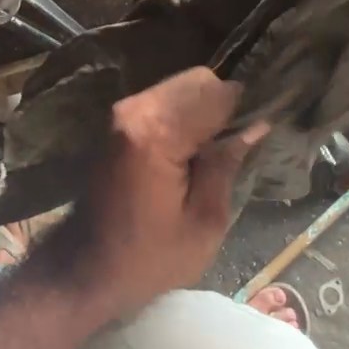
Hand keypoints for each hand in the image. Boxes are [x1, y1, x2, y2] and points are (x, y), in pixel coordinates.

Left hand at [44, 67, 264, 319]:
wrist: (88, 267)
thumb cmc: (149, 257)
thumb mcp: (204, 222)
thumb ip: (226, 164)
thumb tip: (256, 125)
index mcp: (156, 133)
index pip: (216, 93)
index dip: (244, 108)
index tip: (261, 129)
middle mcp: (135, 109)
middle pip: (196, 81)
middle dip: (223, 105)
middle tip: (236, 144)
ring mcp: (121, 111)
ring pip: (179, 86)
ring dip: (202, 109)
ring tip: (214, 150)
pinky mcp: (116, 120)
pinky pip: (162, 100)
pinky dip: (182, 114)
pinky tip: (190, 150)